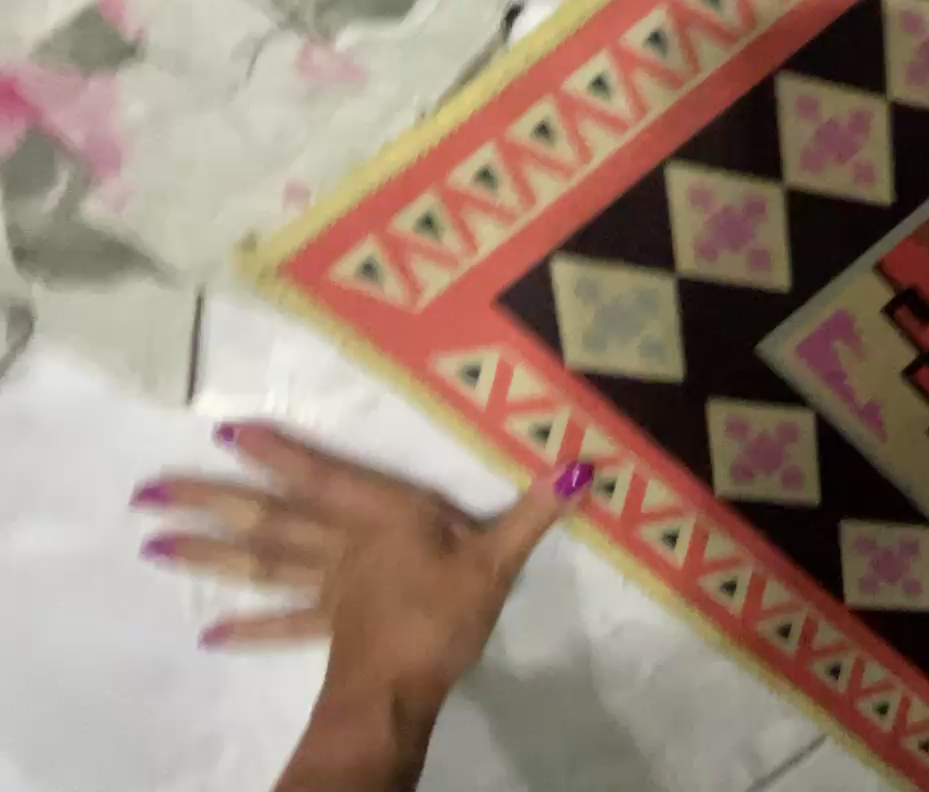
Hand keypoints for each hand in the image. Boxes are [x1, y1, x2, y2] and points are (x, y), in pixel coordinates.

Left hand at [133, 421, 593, 702]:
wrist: (400, 692)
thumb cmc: (444, 613)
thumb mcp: (500, 557)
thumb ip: (536, 511)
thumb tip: (582, 467)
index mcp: (385, 521)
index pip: (327, 481)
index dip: (283, 456)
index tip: (227, 433)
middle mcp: (348, 548)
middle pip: (277, 522)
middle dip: (217, 505)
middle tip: (149, 494)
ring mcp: (333, 591)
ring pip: (267, 566)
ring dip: (212, 556)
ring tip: (152, 545)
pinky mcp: (333, 629)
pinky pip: (287, 625)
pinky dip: (252, 627)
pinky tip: (210, 633)